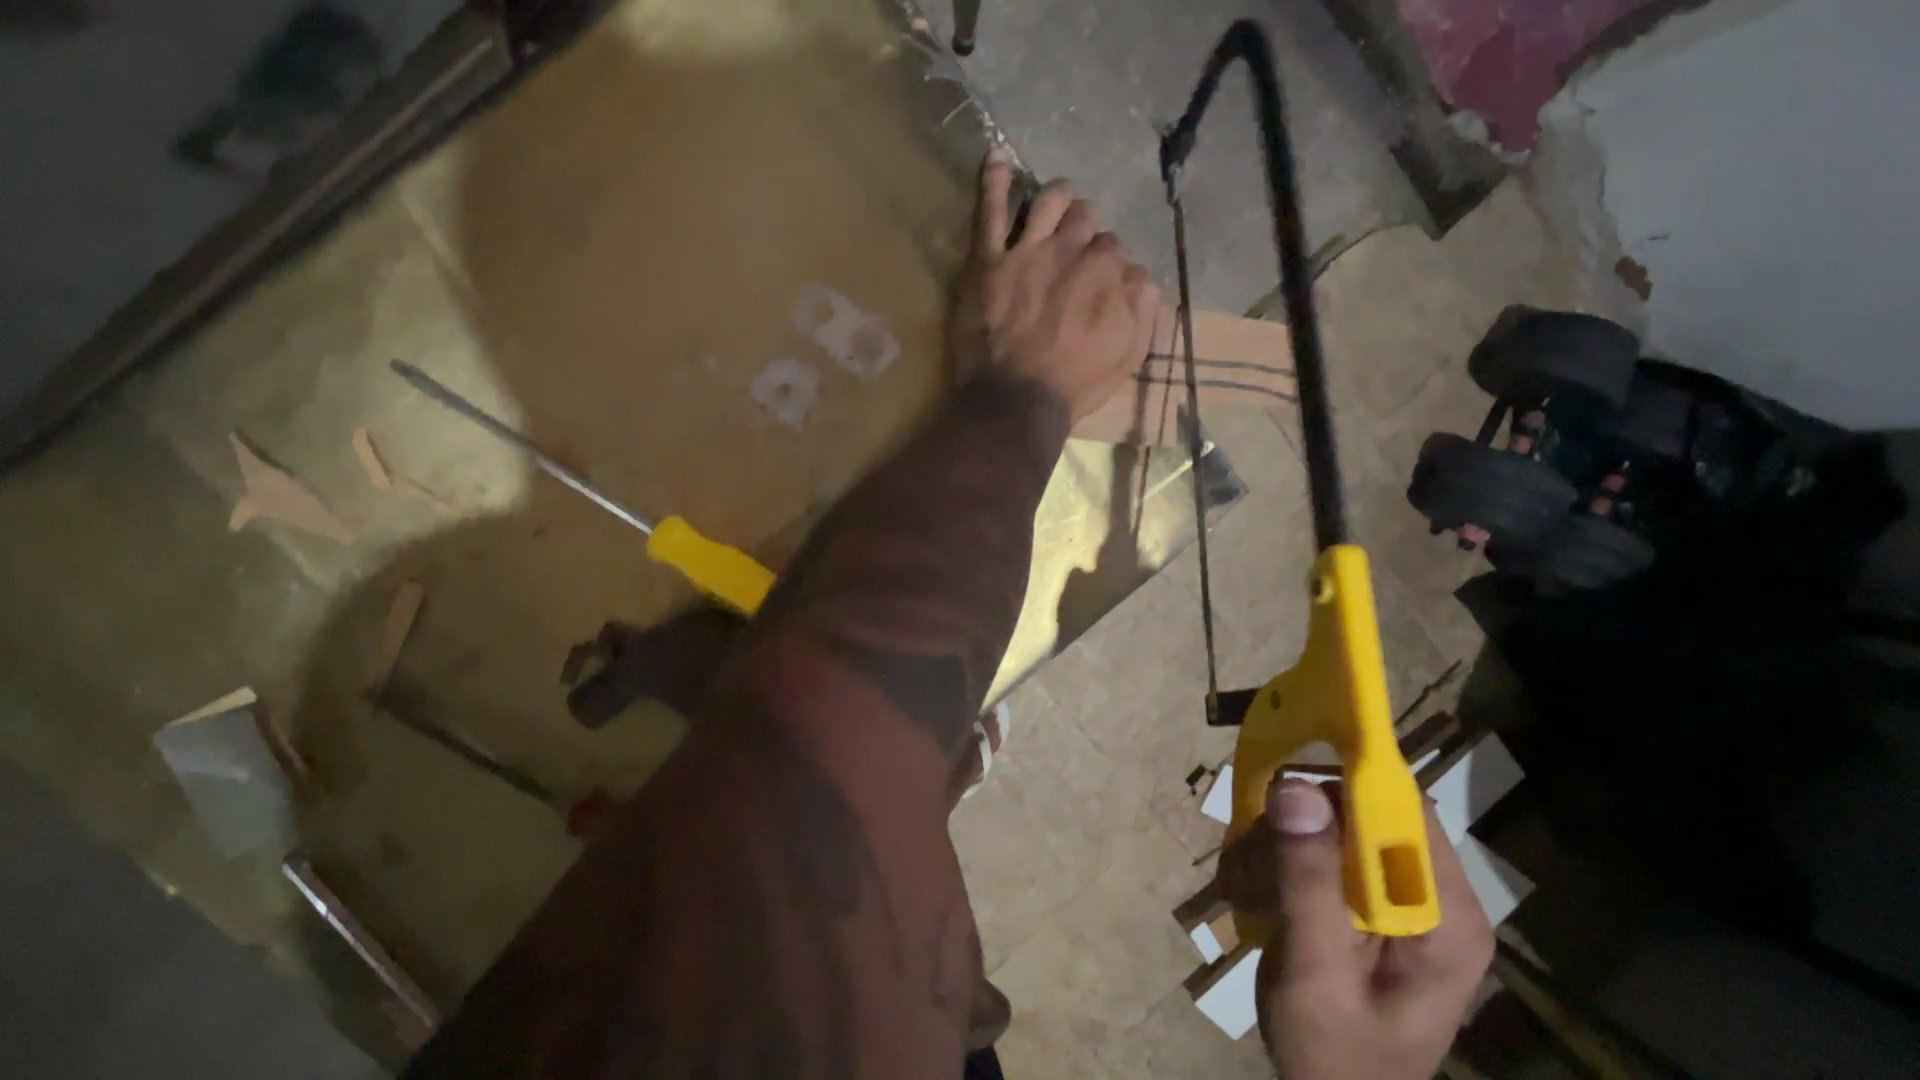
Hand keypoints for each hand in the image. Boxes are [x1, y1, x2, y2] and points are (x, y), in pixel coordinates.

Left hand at [951, 148, 1159, 419]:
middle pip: (1085, 219)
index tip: (1099, 282)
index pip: (1114, 248)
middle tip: (1076, 245)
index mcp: (1107, 271)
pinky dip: (993, 179)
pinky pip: (989, 209)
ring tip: (1055, 200)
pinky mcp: (987, 259)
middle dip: (1085, 228)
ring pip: (1048, 199)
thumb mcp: (1128, 355)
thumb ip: (1142, 308)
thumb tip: (1141, 276)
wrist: (1016, 400)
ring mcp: (1026, 250)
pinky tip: (997, 156)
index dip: (1107, 263)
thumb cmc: (1074, 384)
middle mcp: (1070, 250)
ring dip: (1056, 196)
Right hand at [1222, 778, 1493, 1079]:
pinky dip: (1282, 864)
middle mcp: (1433, 898)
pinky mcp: (1371, 910)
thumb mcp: (1315, 970)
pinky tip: (1255, 895)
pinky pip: (1324, 858)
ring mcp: (1402, 904)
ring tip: (1244, 886)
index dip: (1347, 787)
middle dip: (1301, 825)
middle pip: (1365, 817)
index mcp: (1446, 915)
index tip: (1283, 790)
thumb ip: (1308, 881)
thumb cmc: (1334, 1054)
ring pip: (1335, 831)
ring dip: (1281, 846)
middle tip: (1250, 857)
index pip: (1406, 813)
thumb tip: (1295, 788)